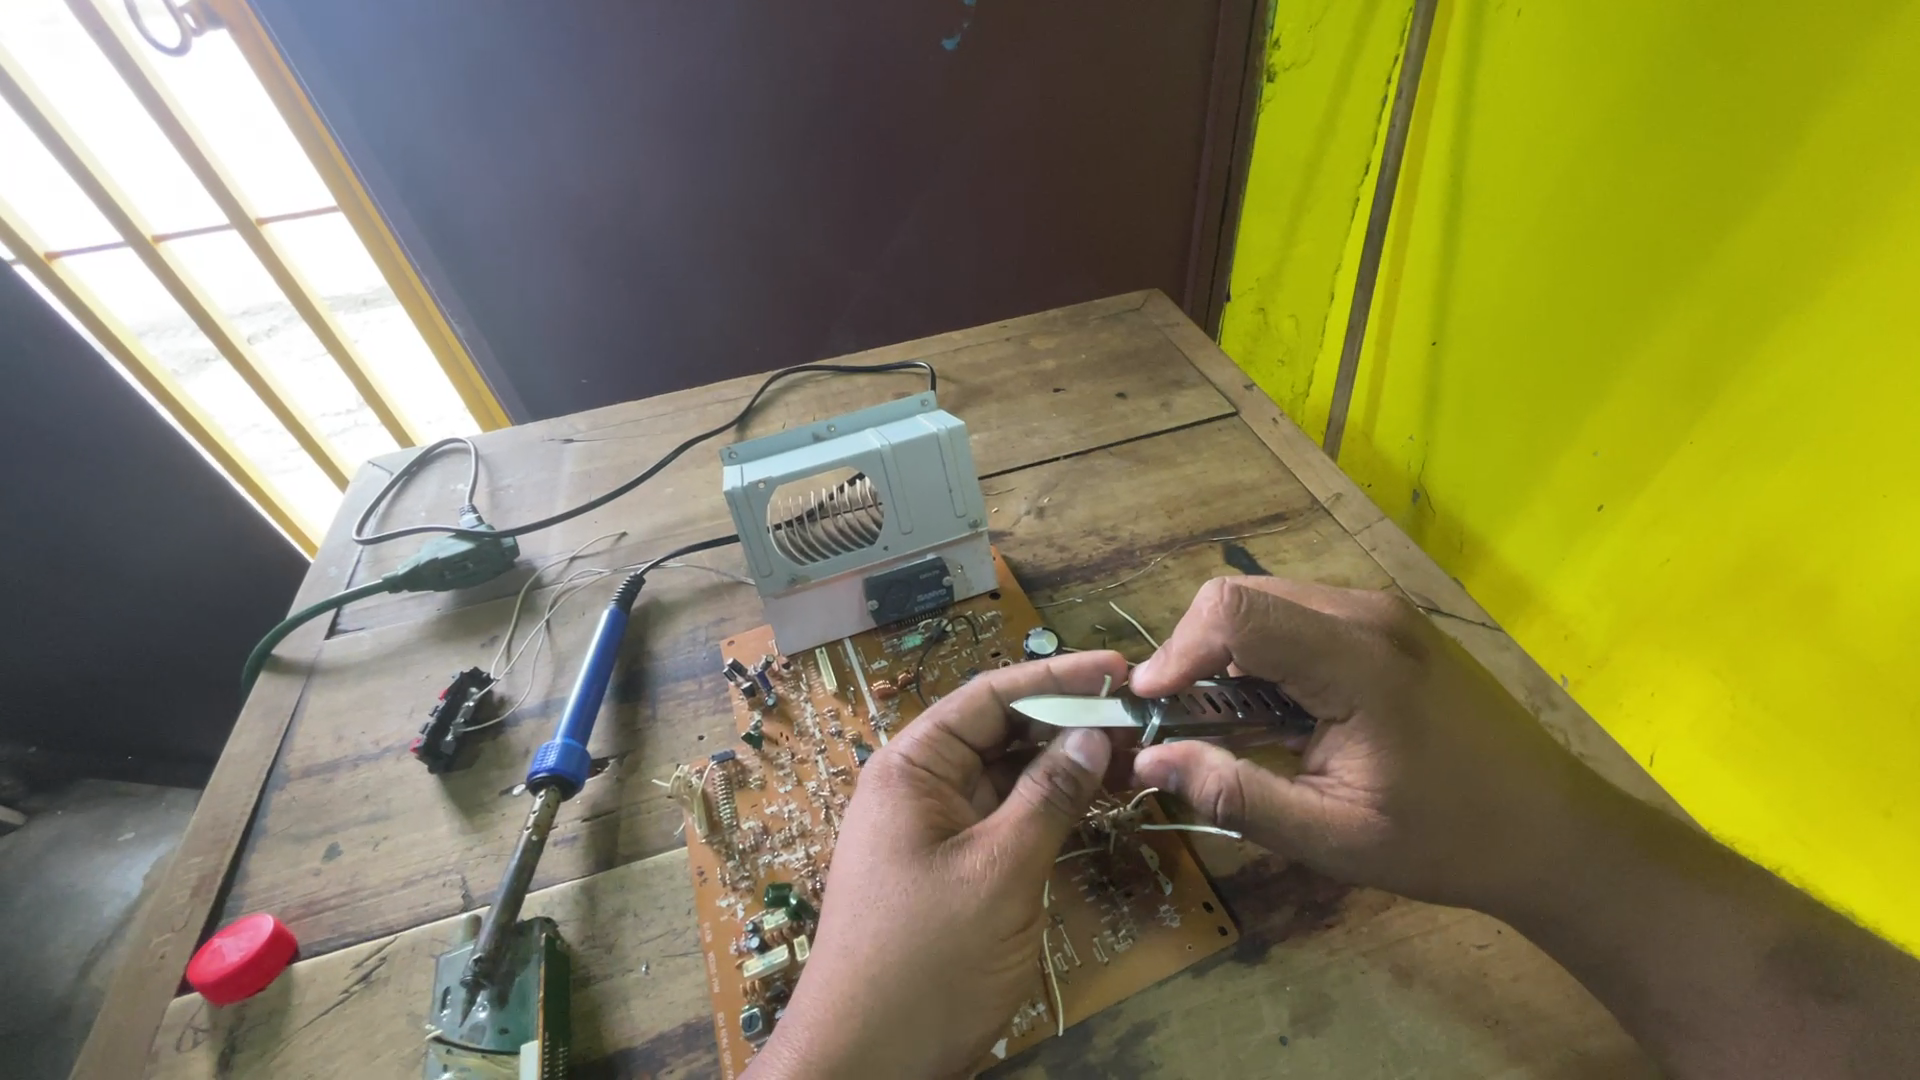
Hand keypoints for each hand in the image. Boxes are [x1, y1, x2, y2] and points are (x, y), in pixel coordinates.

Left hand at [747, 650, 1131, 1079]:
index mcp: (914, 764)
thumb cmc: (927, 959)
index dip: (1055, 677)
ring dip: (1066, 763)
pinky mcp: (958, 863)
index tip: (1117, 669)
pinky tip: (1099, 797)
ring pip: (1010, 774)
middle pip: (1001, 730)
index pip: (988, 696)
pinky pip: (1009, 815)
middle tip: (1137, 716)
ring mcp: (940, 824)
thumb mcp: (999, 871)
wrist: (868, 1065)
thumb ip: (1048, 797)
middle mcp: (923, 783)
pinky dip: (1052, 806)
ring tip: (1133, 751)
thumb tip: (1092, 733)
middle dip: (1066, 720)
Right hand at [1129, 577, 1624, 913]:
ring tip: (1228, 716)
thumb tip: (1149, 760)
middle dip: (1194, 651)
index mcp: (1361, 662)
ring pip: (1263, 600)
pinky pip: (1294, 613)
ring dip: (1225, 651)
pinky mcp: (1384, 620)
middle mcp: (1367, 613)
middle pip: (1240, 597)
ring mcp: (1379, 610)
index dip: (1178, 650)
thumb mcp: (1334, 838)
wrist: (1559, 832)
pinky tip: (1276, 703)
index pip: (1237, 613)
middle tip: (1186, 716)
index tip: (1152, 703)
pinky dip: (1260, 650)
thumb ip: (1235, 794)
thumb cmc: (1450, 842)